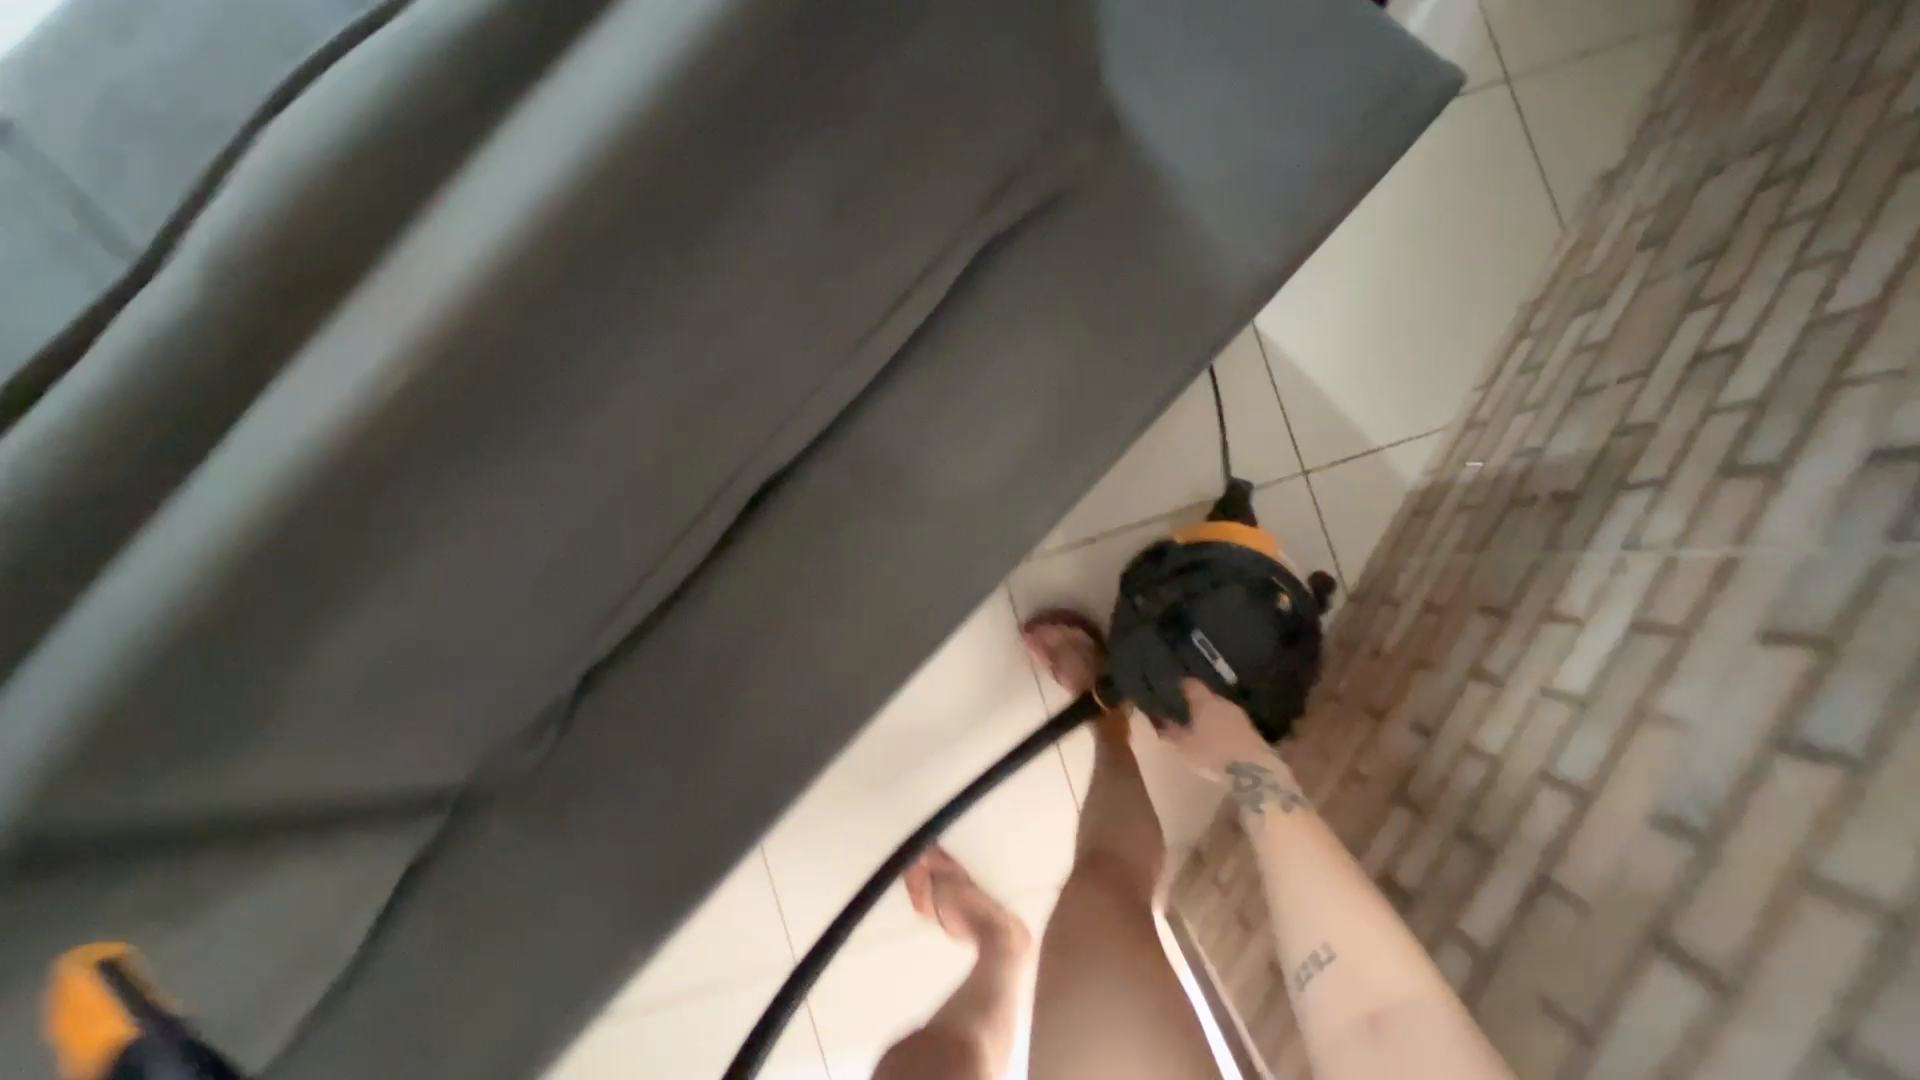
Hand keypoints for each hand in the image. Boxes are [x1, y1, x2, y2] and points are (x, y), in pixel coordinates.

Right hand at [1159, 678, 1284, 779]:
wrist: (1254, 773)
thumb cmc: (1212, 755)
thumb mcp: (1183, 747)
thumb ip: (1169, 733)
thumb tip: (1157, 721)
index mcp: (1205, 701)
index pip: (1191, 685)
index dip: (1181, 685)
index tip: (1172, 689)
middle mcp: (1224, 703)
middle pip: (1208, 698)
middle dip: (1196, 704)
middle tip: (1184, 713)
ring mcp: (1241, 717)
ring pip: (1221, 711)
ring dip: (1212, 718)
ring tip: (1200, 728)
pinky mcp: (1253, 732)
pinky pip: (1232, 725)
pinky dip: (1223, 729)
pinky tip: (1218, 740)